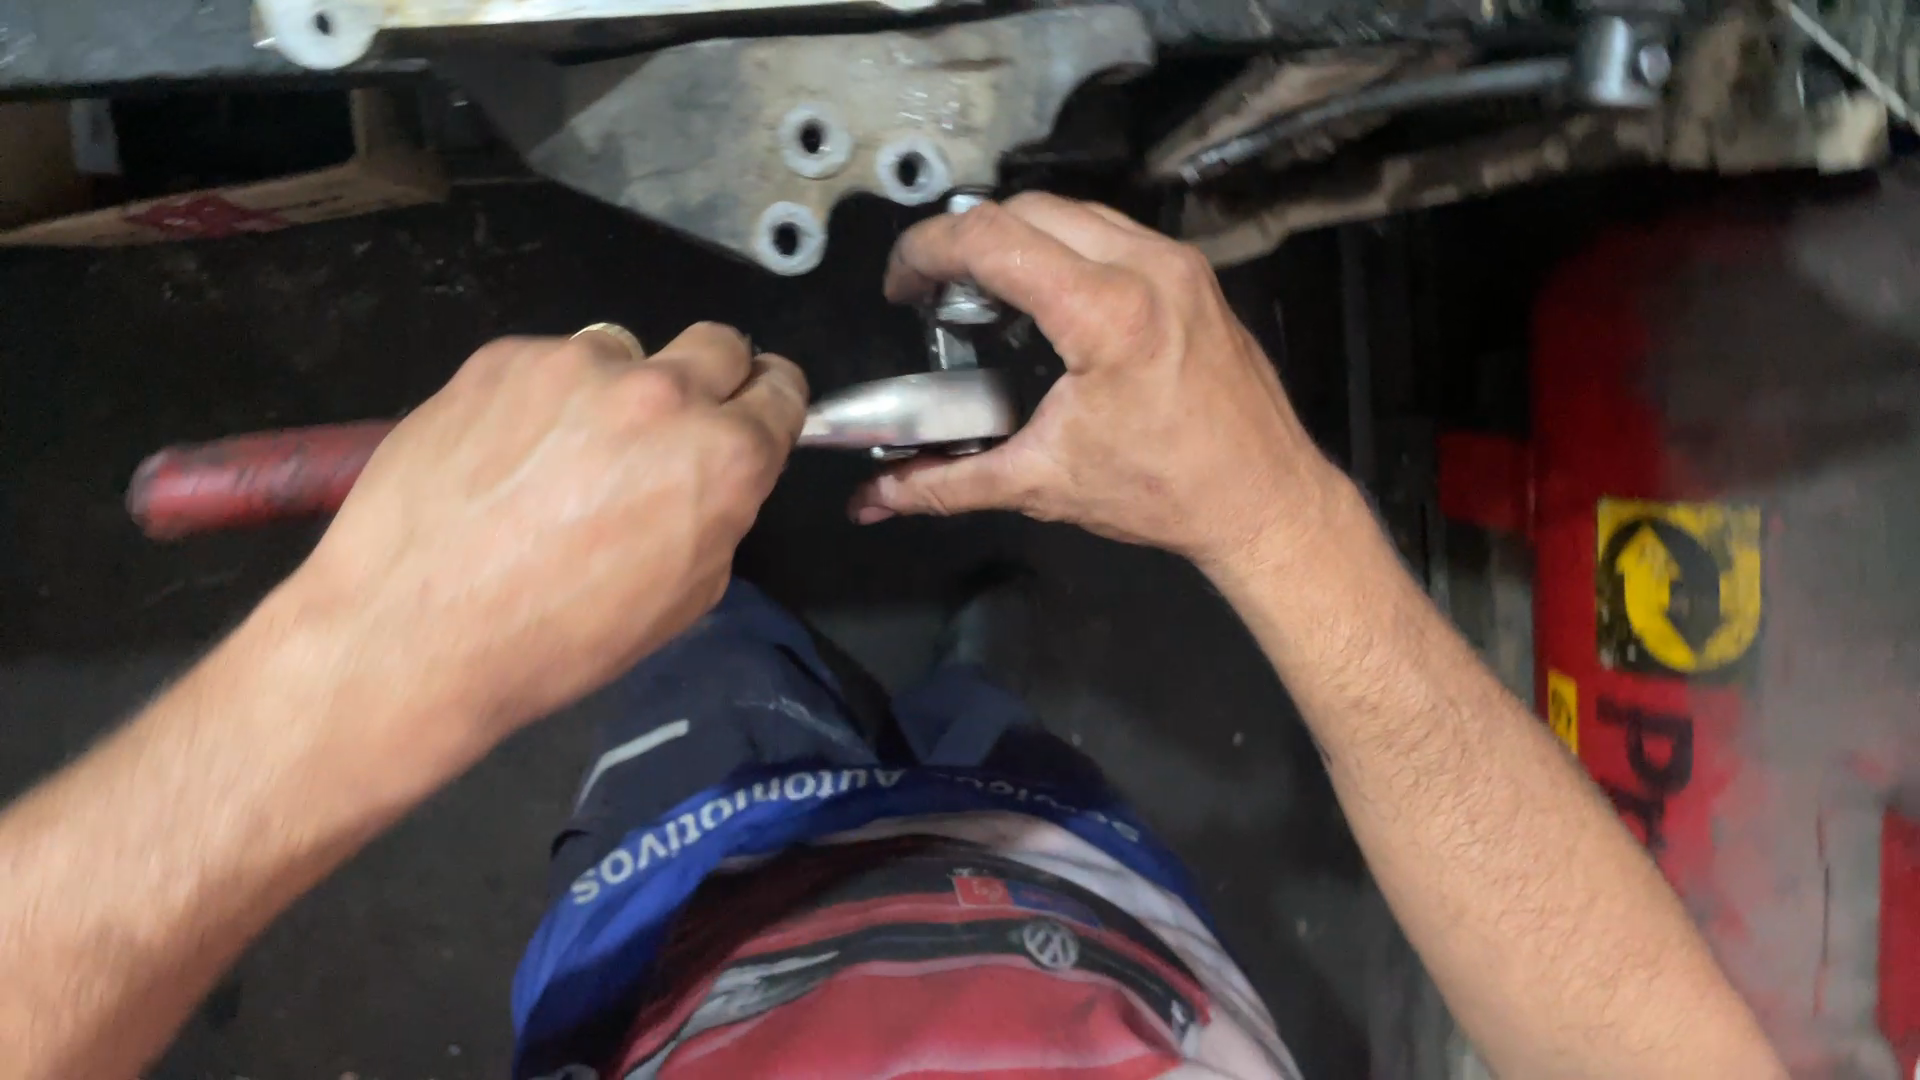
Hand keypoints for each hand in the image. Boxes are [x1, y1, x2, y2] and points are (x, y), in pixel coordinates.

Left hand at [292, 323, 806, 737]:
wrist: (419, 633)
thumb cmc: (574, 635)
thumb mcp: (693, 590)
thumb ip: (721, 510)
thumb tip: (709, 474)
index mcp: (726, 455)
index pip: (783, 391)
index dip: (775, 402)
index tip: (758, 412)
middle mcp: (665, 393)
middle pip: (722, 343)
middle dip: (718, 377)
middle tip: (679, 426)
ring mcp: (580, 366)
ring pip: (632, 351)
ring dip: (627, 389)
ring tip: (575, 449)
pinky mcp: (504, 358)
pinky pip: (555, 363)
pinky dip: (553, 397)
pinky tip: (513, 451)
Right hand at [849, 193, 1338, 570]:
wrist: (1261, 500)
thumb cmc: (1167, 493)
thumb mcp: (1043, 485)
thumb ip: (949, 484)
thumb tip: (882, 496)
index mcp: (1107, 313)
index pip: (991, 239)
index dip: (927, 251)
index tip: (902, 283)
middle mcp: (1148, 268)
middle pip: (1025, 208)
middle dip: (964, 238)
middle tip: (934, 290)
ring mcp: (1176, 265)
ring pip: (1070, 210)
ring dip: (1014, 237)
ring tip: (982, 291)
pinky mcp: (1191, 275)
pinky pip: (1109, 230)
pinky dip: (1060, 245)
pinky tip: (1044, 296)